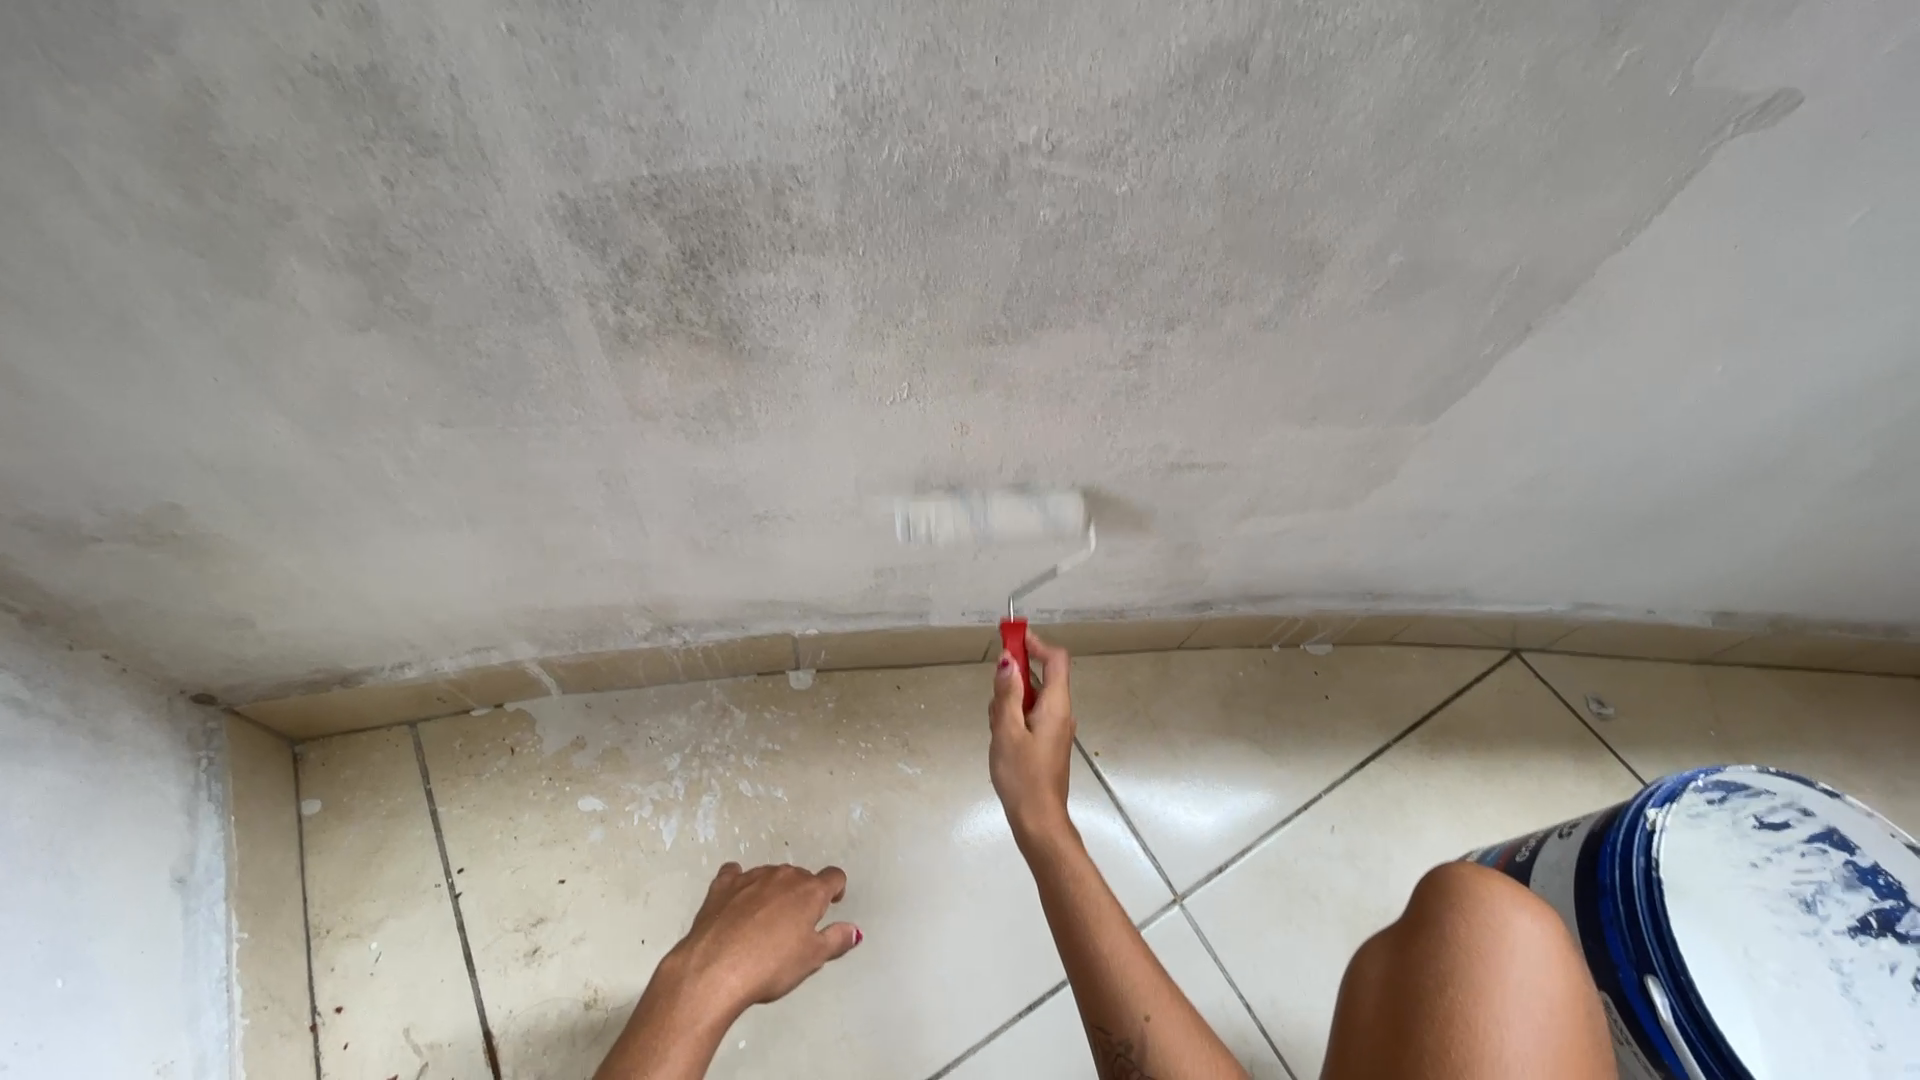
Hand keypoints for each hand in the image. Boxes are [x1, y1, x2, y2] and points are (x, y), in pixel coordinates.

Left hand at [664, 862, 861, 1018]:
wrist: (715, 970)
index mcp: (809, 891)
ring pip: (771, 876)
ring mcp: (751, 877)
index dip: (836, 889)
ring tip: (764, 920)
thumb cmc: (771, 966)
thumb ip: (836, 940)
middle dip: (801, 895)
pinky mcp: (722, 886)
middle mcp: (783, 876)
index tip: (831, 904)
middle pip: (800, 877)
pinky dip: (739, 883)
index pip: (833, 877)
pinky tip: (735, 899)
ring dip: (773, 891)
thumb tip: (854, 930)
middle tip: (794, 925)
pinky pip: (735, 874)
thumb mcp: (812, 959)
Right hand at [988, 632, 1076, 844]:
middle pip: (1040, 678)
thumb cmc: (1022, 775)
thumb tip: (1008, 659)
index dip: (1035, 644)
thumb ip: (1007, 693)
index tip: (1010, 638)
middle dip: (1014, 679)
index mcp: (1056, 705)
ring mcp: (1055, 729)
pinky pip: (1029, 718)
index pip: (1056, 659)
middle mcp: (1060, 712)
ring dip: (1010, 704)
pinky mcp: (1046, 743)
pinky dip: (1013, 720)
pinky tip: (1001, 741)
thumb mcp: (1007, 730)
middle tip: (995, 698)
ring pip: (1031, 700)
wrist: (1038, 820)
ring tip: (996, 729)